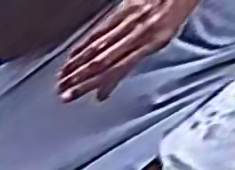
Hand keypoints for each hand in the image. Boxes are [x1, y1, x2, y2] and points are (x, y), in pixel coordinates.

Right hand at [58, 0, 197, 100]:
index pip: (114, 70)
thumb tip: (102, 94)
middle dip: (77, 76)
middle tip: (59, 89)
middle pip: (103, 59)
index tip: (68, 96)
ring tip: (60, 77)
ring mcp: (135, 18)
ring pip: (99, 46)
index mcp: (155, 41)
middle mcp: (144, 30)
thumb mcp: (160, 40)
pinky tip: (70, 56)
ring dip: (76, 63)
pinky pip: (101, 29)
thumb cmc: (176, 12)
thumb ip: (130, 66)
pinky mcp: (128, 6)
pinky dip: (83, 44)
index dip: (88, 85)